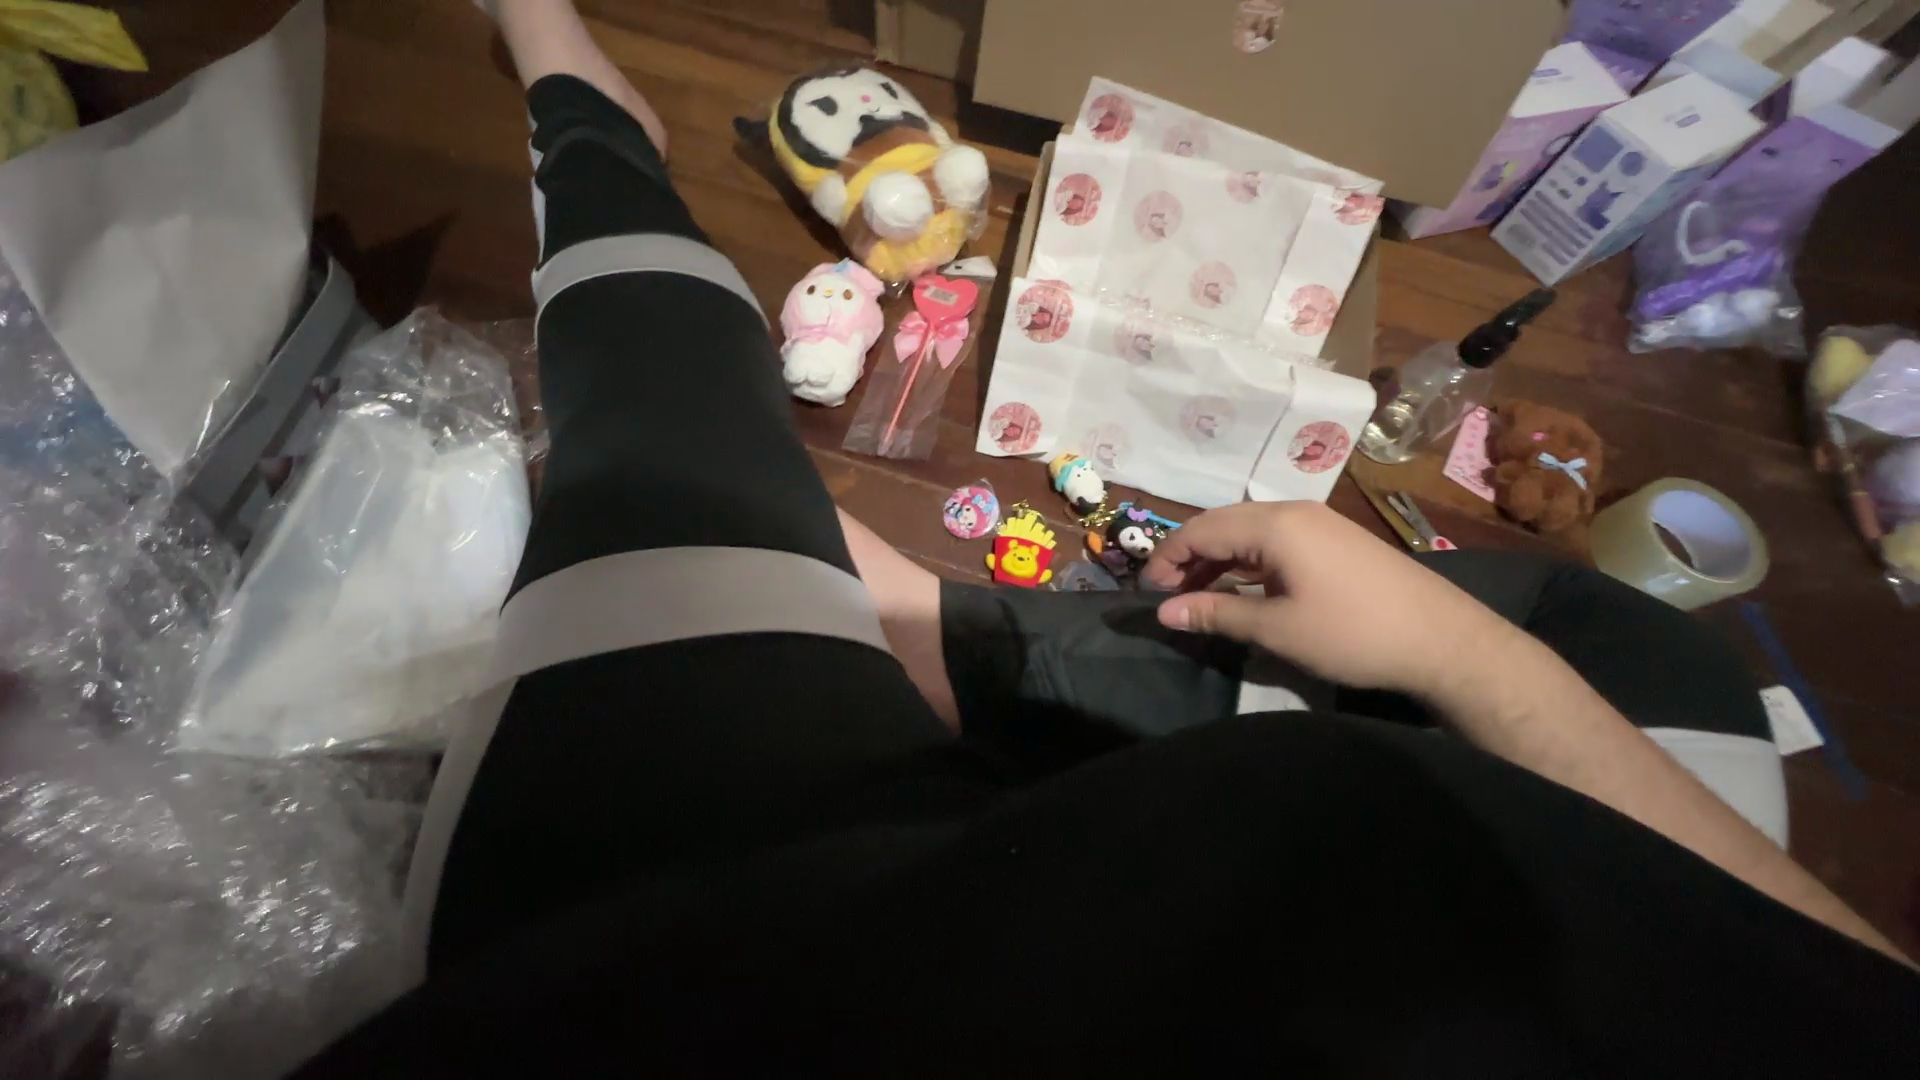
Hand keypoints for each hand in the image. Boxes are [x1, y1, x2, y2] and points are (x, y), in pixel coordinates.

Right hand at [1143, 501, 1516, 696]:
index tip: (1148, 593)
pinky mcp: (1332, 540)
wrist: (1445, 641)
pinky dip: (1244, 562)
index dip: (1167, 559)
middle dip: (1187, 557)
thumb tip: (1163, 612)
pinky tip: (1238, 588)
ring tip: (1196, 596)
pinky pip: (1271, 540)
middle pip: (1220, 523)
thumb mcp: (1277, 629)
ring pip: (1246, 531)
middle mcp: (1291, 511)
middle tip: (1168, 596)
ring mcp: (1315, 523)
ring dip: (1215, 560)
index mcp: (1275, 525)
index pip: (1200, 529)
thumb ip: (1215, 614)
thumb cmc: (1353, 633)